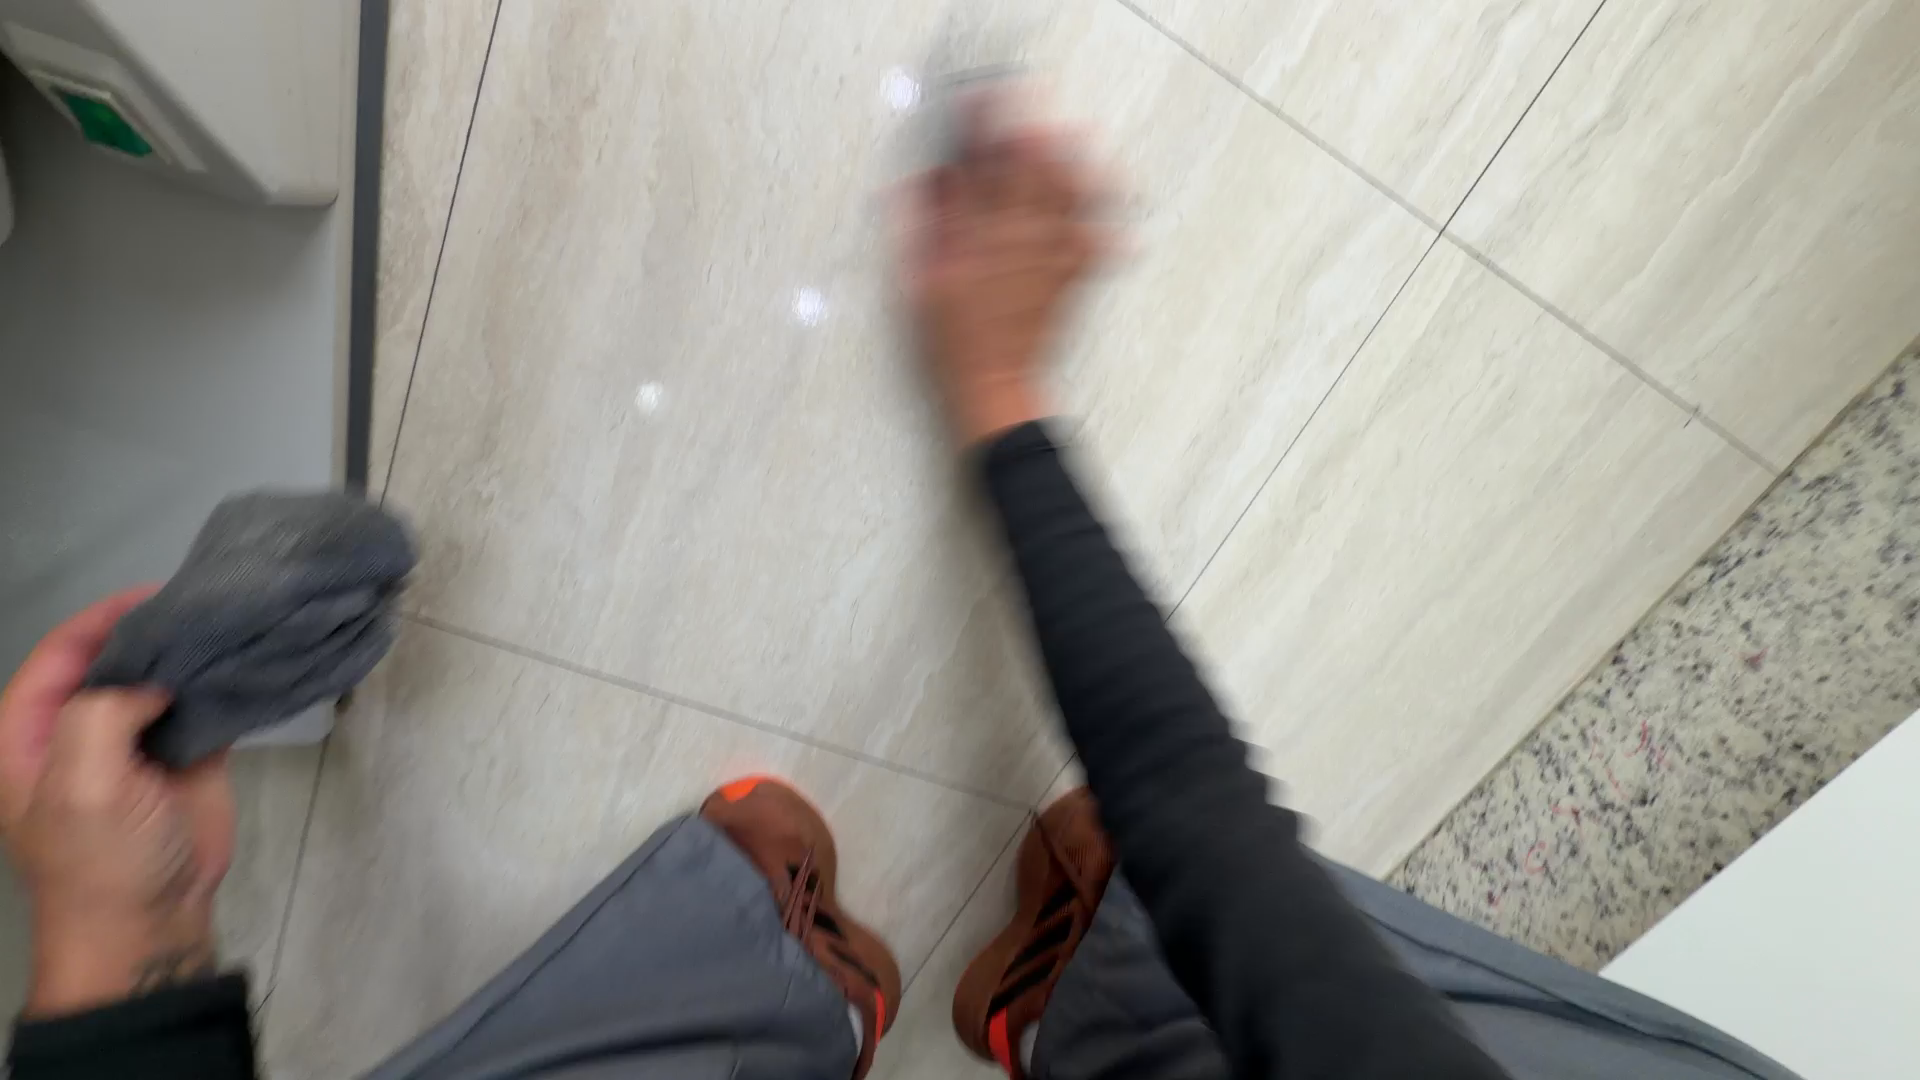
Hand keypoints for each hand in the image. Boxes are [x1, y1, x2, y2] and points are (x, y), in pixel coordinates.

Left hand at [0, 589, 235, 1015]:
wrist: (151, 910)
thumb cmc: (100, 855)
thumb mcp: (82, 787)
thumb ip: (100, 720)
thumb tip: (154, 682)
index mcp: (32, 740)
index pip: (56, 663)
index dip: (95, 624)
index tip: (150, 595)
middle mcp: (83, 734)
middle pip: (113, 667)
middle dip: (152, 634)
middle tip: (205, 606)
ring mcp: (139, 745)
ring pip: (163, 685)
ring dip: (194, 658)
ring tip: (236, 627)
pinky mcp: (188, 755)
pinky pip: (205, 709)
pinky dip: (226, 687)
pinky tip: (253, 666)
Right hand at [895, 91, 1117, 445]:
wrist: (993, 384)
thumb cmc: (955, 342)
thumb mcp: (921, 284)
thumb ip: (924, 225)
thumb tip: (925, 180)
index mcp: (979, 238)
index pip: (981, 167)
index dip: (980, 125)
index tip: (978, 97)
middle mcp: (1019, 241)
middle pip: (1032, 170)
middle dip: (1031, 128)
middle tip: (1032, 96)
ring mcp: (1049, 259)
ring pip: (1069, 197)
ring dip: (1073, 160)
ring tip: (1078, 132)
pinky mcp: (1067, 279)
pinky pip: (1094, 238)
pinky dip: (1104, 215)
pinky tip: (1114, 191)